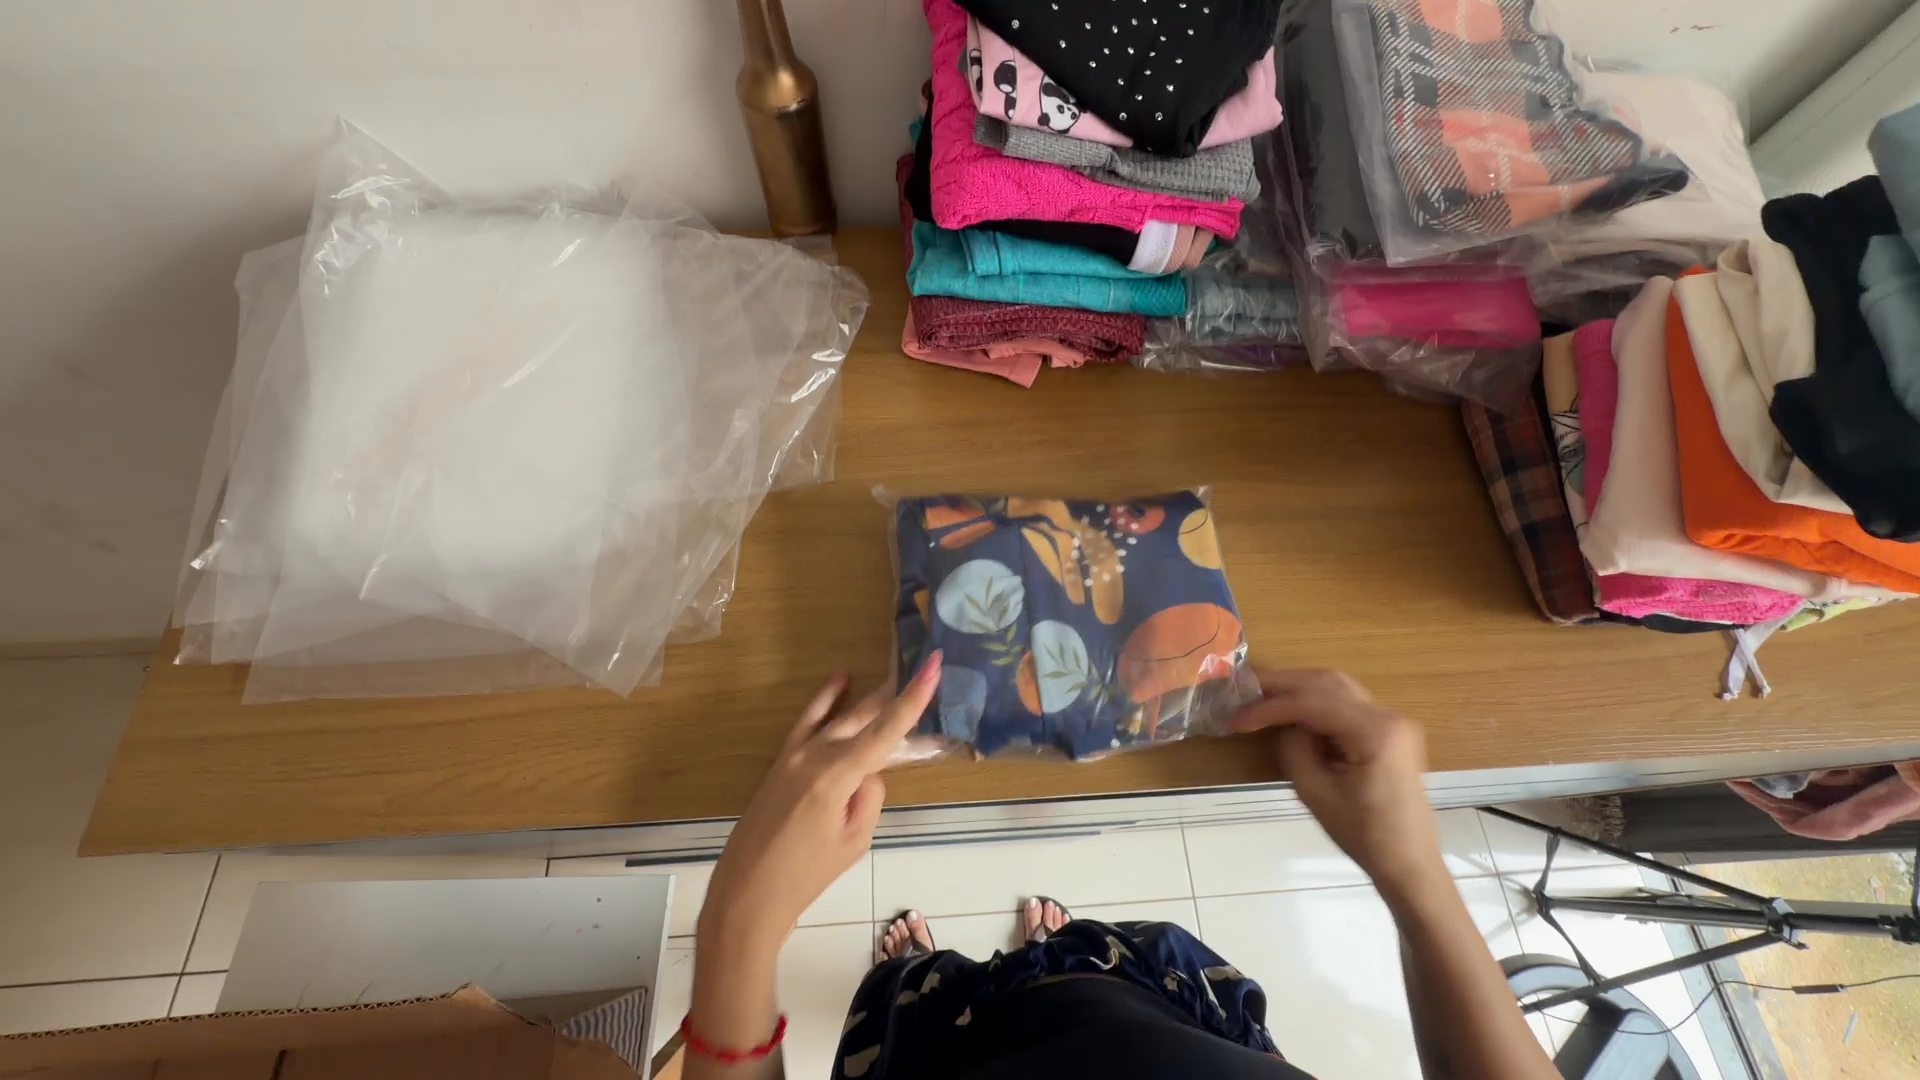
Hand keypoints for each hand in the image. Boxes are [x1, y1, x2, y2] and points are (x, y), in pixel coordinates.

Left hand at [698, 653, 942, 956]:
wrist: (748, 893)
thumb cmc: (806, 876)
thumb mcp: (854, 840)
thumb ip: (869, 795)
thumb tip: (866, 771)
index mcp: (835, 775)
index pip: (886, 730)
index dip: (913, 698)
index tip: (932, 665)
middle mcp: (814, 755)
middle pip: (864, 718)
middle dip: (895, 698)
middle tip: (925, 676)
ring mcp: (794, 754)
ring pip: (840, 717)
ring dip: (868, 701)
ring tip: (894, 681)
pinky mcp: (782, 760)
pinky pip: (808, 721)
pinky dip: (826, 699)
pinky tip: (840, 680)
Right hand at [1230, 669, 1444, 899]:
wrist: (1409, 864)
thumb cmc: (1363, 834)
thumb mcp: (1313, 790)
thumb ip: (1293, 746)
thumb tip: (1284, 724)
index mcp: (1376, 731)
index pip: (1311, 703)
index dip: (1269, 707)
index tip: (1236, 718)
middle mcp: (1389, 716)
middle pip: (1325, 682)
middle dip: (1281, 684)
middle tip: (1242, 691)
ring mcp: (1393, 721)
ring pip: (1336, 687)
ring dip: (1297, 689)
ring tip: (1260, 697)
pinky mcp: (1389, 731)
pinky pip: (1346, 704)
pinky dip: (1315, 702)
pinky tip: (1290, 710)